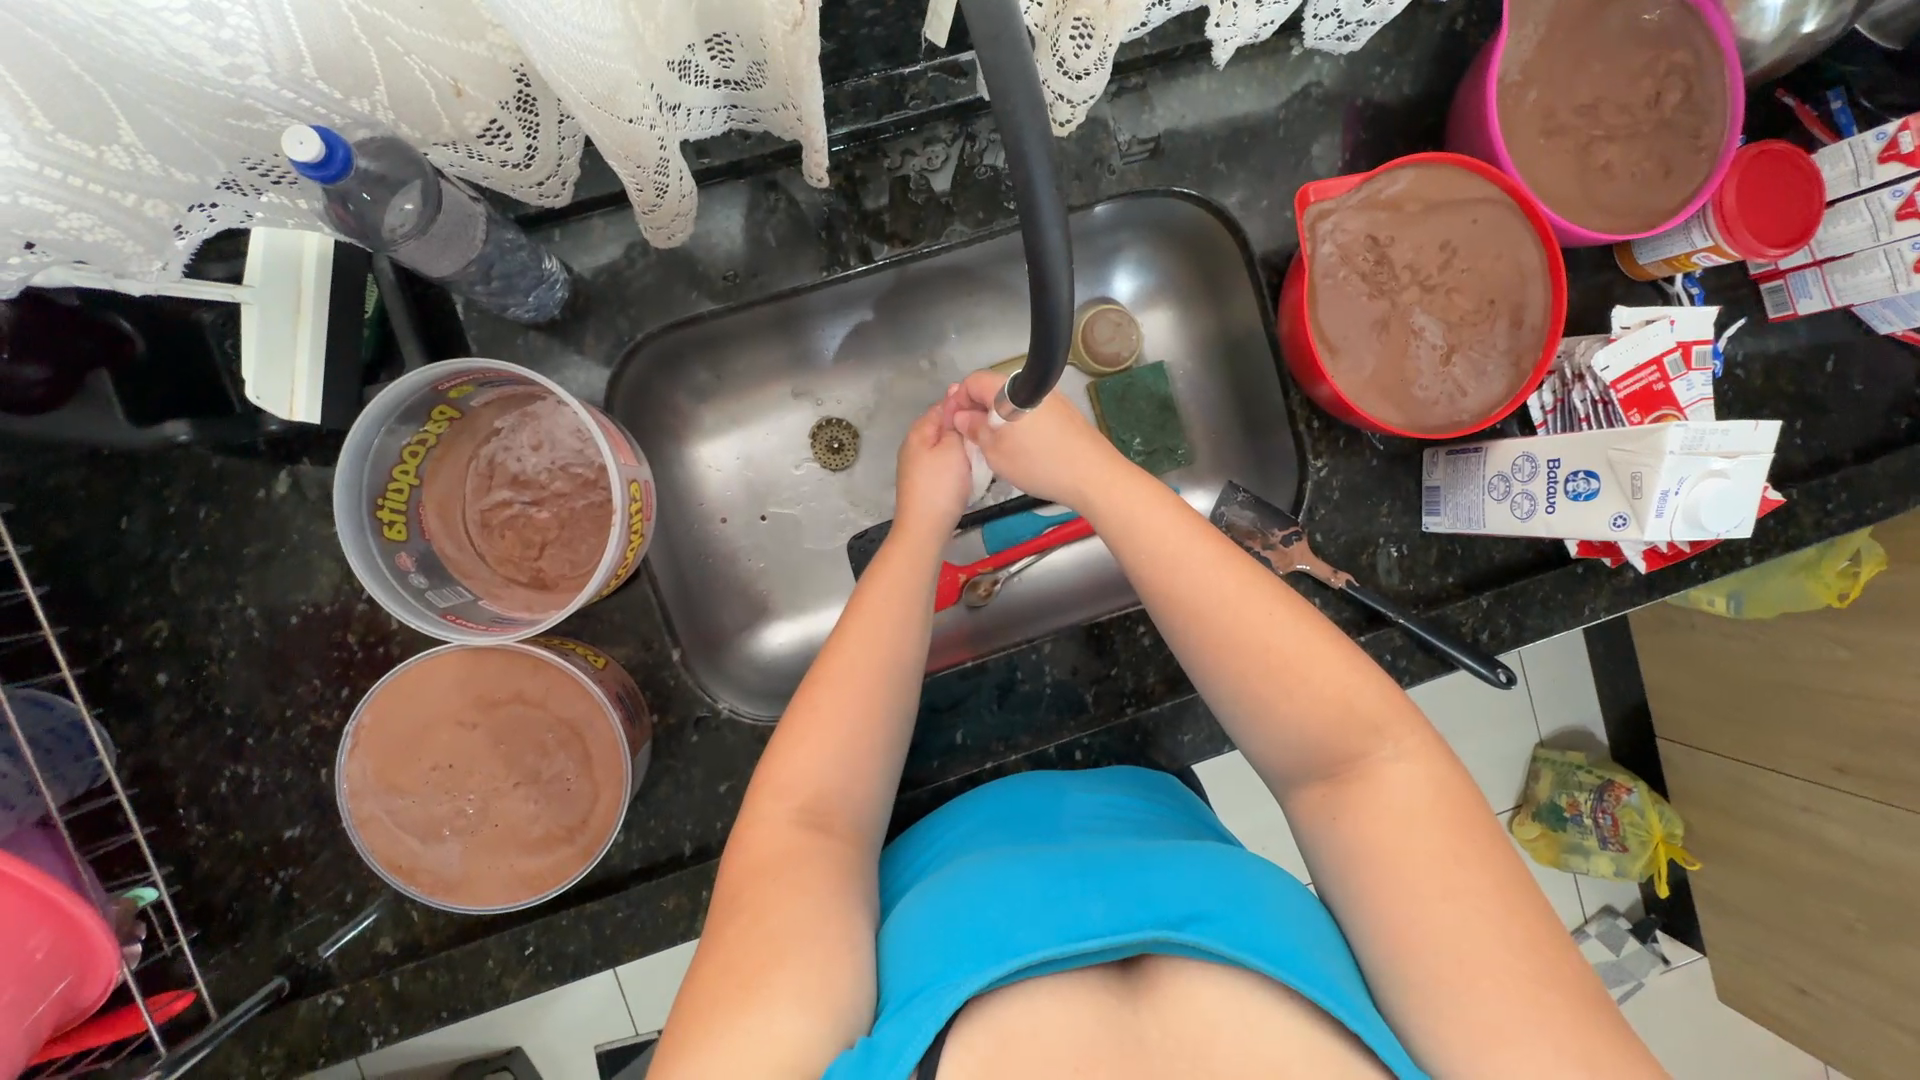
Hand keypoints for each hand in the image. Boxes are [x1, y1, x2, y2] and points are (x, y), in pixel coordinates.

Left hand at [891, 402, 973, 545]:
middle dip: (963, 428)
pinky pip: (942, 463)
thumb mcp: (953, 448)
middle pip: (942, 427)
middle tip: (987, 434)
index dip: (965, 405)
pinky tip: (968, 470)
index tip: (987, 412)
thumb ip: (955, 425)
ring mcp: (916, 464)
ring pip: (944, 446)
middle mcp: (913, 444)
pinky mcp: (922, 481)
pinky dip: (956, 464)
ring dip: (961, 448)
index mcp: (919, 431)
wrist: (924, 528)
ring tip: (981, 452)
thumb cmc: (941, 486)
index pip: (943, 405)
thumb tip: (955, 405)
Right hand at [948, 370, 1128, 508]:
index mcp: (1010, 389)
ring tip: (994, 446)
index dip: (958, 400)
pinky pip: (1031, 412)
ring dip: (998, 419)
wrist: (1093, 475)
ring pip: (1013, 403)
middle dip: (978, 409)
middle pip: (994, 390)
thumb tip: (963, 416)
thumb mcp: (995, 452)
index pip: (973, 381)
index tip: (954, 422)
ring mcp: (1052, 398)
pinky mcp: (1065, 413)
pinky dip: (1018, 425)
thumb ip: (974, 429)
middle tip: (971, 436)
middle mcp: (1032, 387)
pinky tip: (1020, 449)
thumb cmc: (1039, 464)